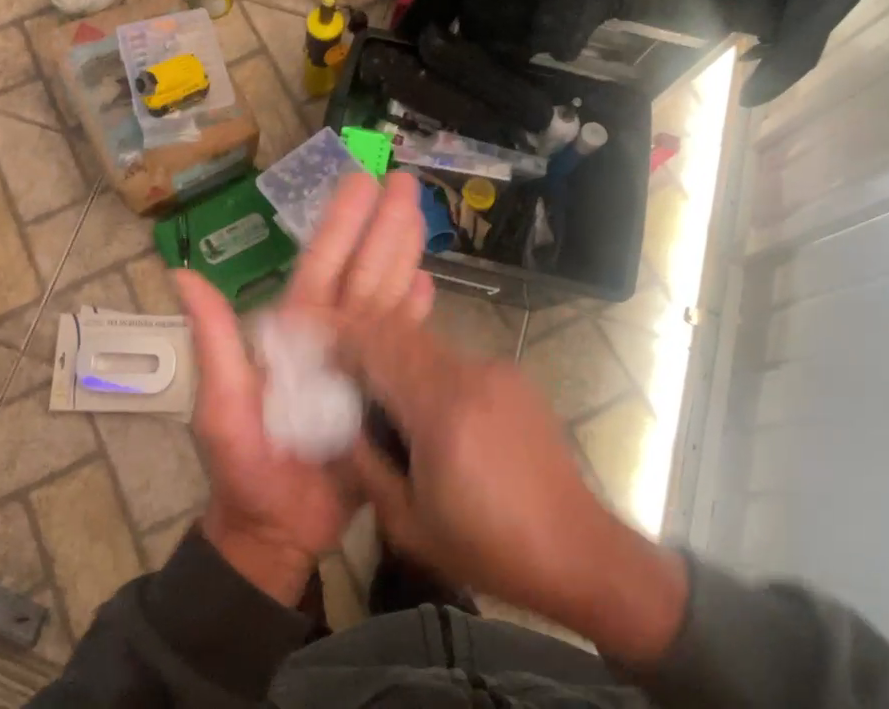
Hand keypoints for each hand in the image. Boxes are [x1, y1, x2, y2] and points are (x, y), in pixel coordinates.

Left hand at [178, 171, 433, 602]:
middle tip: (407, 181)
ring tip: (423, 218)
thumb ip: (213, 338)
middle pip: (360, 272)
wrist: (277, 529)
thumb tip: (181, 272)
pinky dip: (414, 316)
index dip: (343, 223)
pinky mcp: (381, 394)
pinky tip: (427, 286)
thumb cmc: (245, 466)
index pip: (321, 265)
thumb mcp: (221, 402)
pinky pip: (401, 346)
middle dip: (382, 227)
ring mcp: (357, 363)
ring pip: (384, 299)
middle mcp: (327, 337)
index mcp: (291, 331)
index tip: (364, 182)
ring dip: (403, 258)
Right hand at [343, 317, 689, 664]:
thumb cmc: (489, 549)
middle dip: (360, 342)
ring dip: (392, 355)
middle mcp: (471, 375)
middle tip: (333, 366)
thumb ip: (364, 464)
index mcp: (443, 410)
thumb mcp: (407, 523)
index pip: (375, 345)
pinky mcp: (513, 379)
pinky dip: (423, 370)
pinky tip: (420, 407)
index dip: (336, 339)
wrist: (580, 553)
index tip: (308, 348)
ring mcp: (497, 372)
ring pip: (425, 344)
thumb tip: (333, 423)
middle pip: (398, 334)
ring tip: (373, 390)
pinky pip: (453, 360)